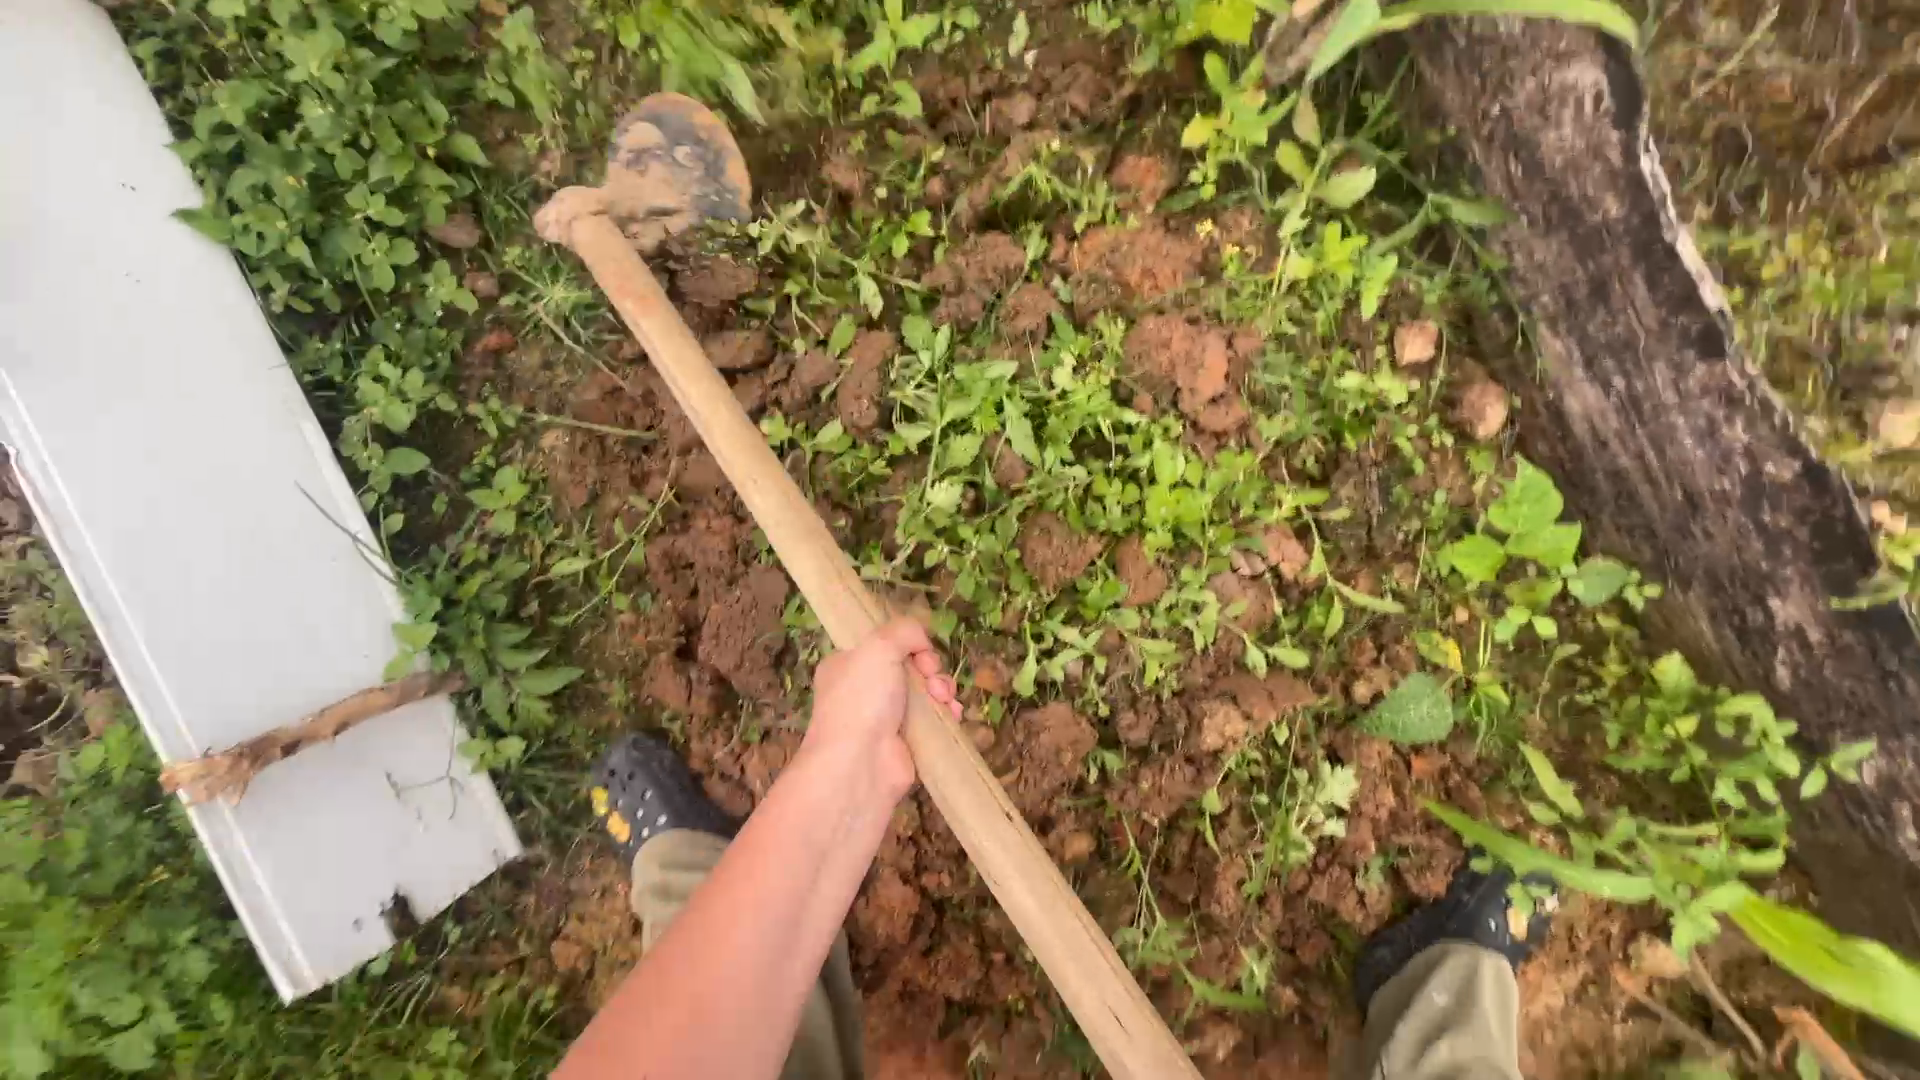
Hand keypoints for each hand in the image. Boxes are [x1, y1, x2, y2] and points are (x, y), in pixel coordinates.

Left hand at [800, 617, 961, 807]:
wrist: (860, 764)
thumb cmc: (862, 699)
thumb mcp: (879, 647)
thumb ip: (904, 631)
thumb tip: (922, 642)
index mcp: (847, 664)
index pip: (884, 644)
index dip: (908, 644)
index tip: (920, 653)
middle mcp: (864, 690)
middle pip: (910, 667)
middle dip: (930, 669)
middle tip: (932, 678)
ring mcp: (885, 718)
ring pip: (925, 692)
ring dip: (942, 690)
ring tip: (944, 699)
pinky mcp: (906, 741)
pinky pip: (933, 719)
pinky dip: (946, 714)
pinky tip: (953, 715)